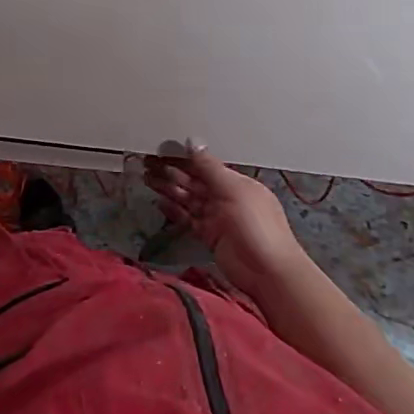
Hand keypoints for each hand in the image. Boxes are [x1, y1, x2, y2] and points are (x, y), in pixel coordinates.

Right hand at [142, 141, 306, 291]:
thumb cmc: (255, 225)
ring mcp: (217, 218)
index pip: (206, 166)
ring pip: (188, 199)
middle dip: (171, 172)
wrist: (267, 272)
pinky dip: (173, 210)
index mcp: (237, 184)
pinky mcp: (209, 235)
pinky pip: (187, 218)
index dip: (184, 158)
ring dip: (168, 188)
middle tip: (146, 163)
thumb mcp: (233, 189)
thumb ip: (209, 167)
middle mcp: (226, 198)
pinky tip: (159, 202)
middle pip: (194, 182)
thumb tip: (192, 141)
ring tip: (146, 179)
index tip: (161, 150)